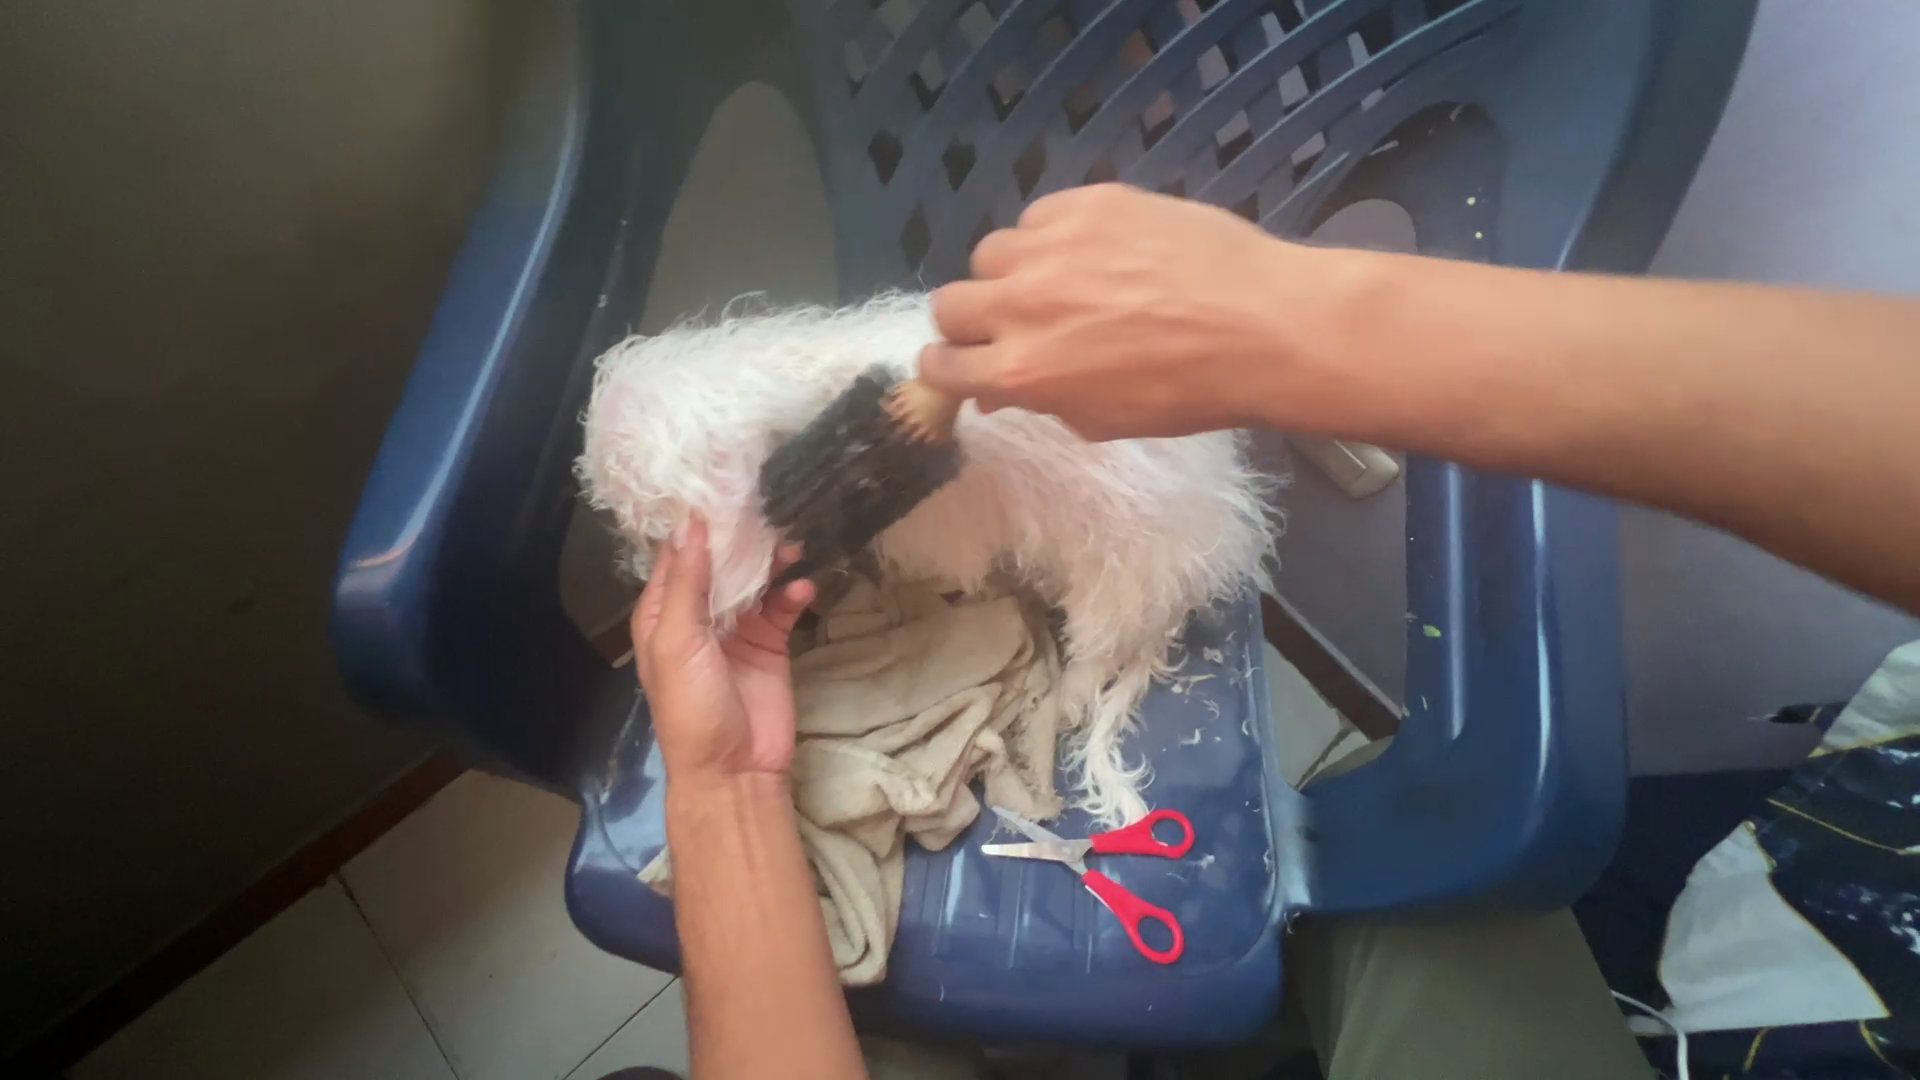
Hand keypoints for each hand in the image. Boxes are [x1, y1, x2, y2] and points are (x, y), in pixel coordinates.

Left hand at [632, 518, 815, 780]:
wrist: (735, 767)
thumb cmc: (692, 705)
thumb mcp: (678, 642)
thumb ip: (687, 584)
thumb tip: (691, 524)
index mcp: (665, 614)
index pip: (678, 557)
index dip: (696, 526)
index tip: (721, 491)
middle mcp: (700, 615)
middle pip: (721, 564)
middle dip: (741, 540)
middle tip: (767, 512)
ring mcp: (738, 628)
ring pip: (755, 581)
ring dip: (772, 564)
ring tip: (793, 548)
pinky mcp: (772, 642)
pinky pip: (783, 607)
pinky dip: (794, 594)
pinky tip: (803, 590)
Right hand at [919, 184, 1359, 440]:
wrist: (1262, 327)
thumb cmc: (1184, 394)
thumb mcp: (1100, 419)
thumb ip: (1036, 400)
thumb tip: (993, 389)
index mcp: (1022, 371)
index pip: (940, 364)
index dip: (943, 368)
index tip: (960, 365)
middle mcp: (1020, 305)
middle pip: (948, 304)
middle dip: (969, 322)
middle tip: (1008, 326)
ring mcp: (1051, 247)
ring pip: (990, 254)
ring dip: (1009, 275)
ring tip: (1056, 282)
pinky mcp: (1087, 203)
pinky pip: (1037, 216)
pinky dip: (1050, 238)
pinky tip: (1091, 251)